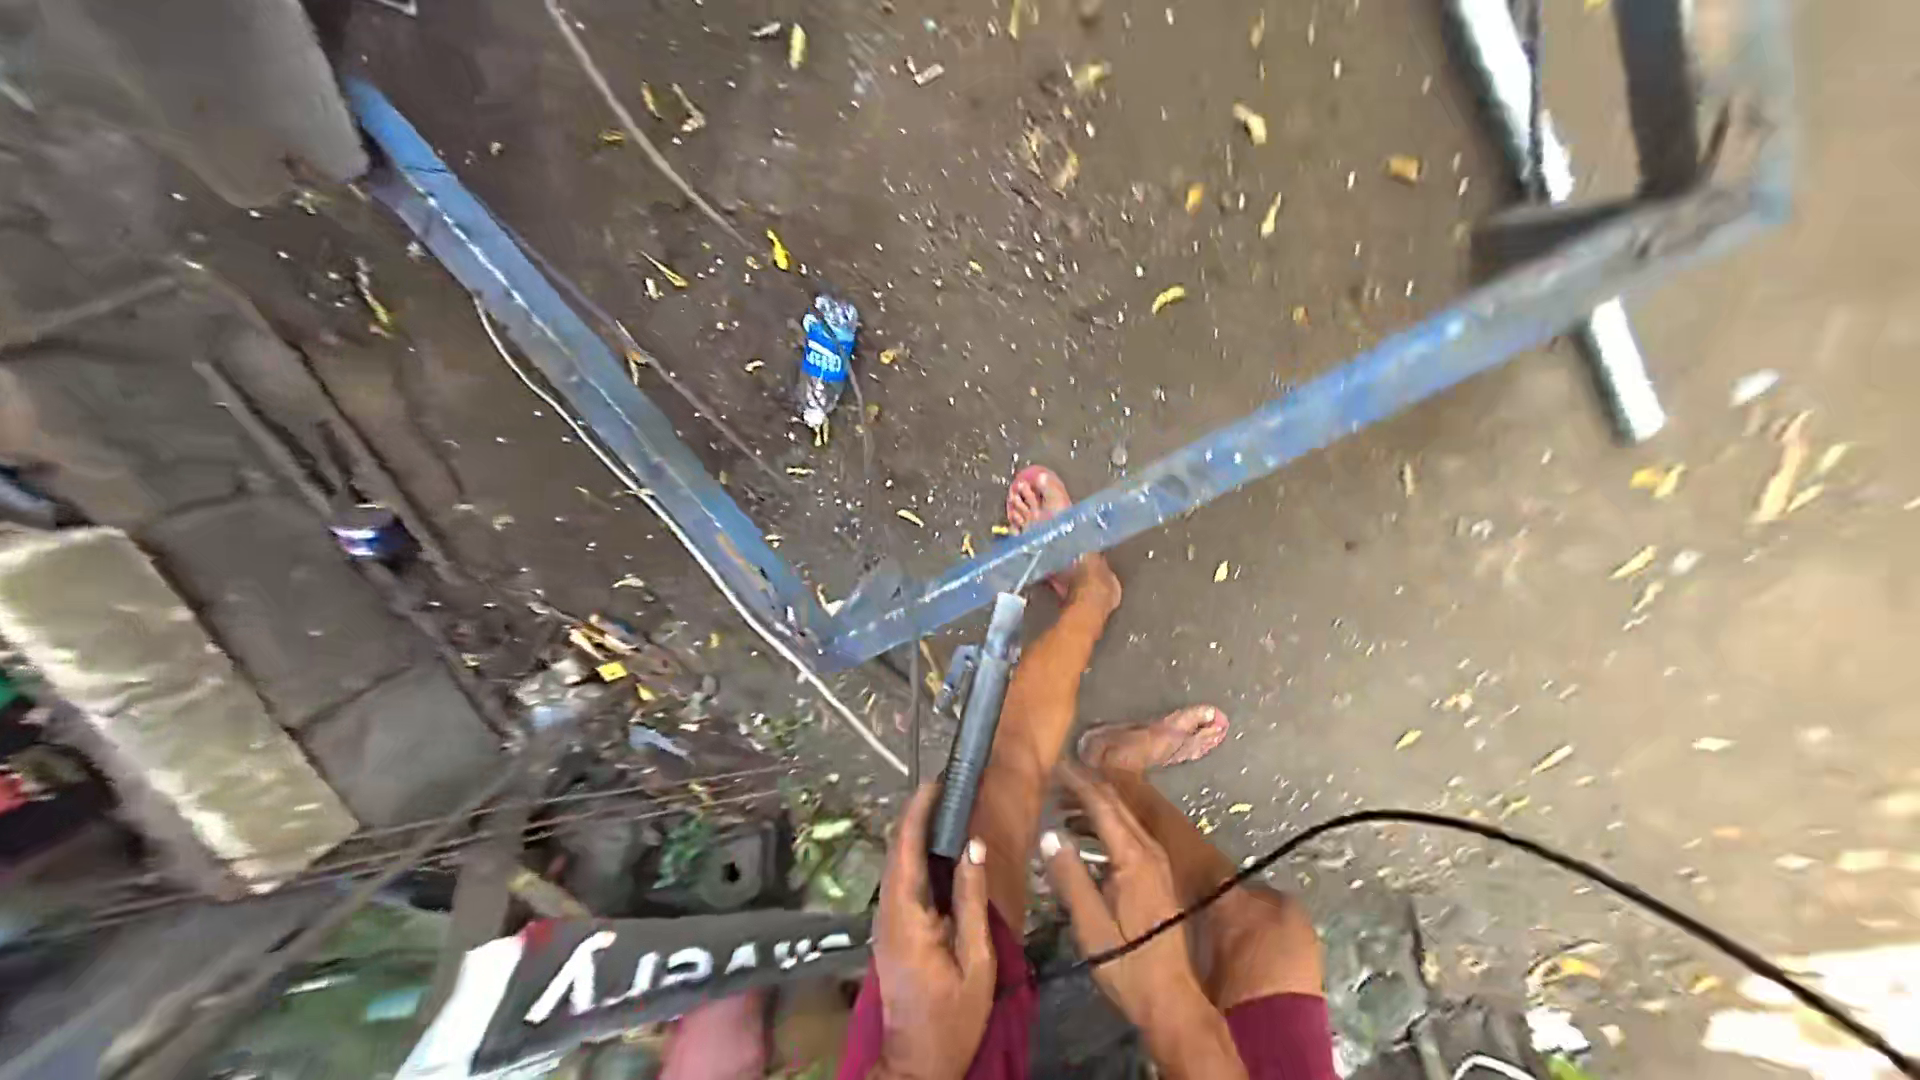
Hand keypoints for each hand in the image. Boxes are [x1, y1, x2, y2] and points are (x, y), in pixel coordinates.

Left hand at [869, 783, 995, 1079]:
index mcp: (906, 915)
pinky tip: (939, 848)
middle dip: (917, 814)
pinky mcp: (890, 928)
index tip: (938, 783)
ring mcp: (885, 920)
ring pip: (895, 862)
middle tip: (948, 789)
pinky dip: (916, 854)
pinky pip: (900, 878)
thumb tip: (973, 845)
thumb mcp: (976, 961)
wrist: (916, 1063)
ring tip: (946, 809)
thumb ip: (972, 901)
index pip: (906, 847)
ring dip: (915, 832)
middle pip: (895, 849)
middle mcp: (887, 910)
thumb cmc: (952, 1016)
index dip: (918, 810)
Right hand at [1043, 765, 1247, 1079]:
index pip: (1102, 805)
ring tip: (1059, 797)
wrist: (1171, 999)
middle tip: (1054, 773)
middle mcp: (1149, 850)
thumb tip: (1049, 835)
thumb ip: (1070, 878)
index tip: (1054, 765)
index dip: (1078, 782)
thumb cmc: (1128, 964)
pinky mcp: (1155, 872)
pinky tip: (1079, 829)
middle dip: (1085, 783)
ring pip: (1122, 814)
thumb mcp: (1091, 926)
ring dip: (1093, 800)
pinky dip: (1101, 820)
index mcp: (1134, 858)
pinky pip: (1126, 830)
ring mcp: (1156, 860)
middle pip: (1116, 802)